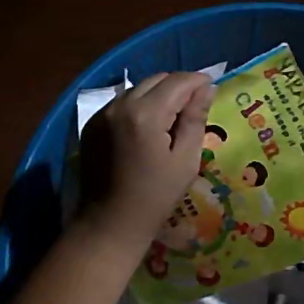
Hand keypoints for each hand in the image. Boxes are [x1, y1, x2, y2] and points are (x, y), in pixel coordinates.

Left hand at [78, 72, 215, 249]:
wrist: (109, 224)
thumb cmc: (155, 196)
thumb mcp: (185, 160)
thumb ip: (196, 119)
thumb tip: (207, 88)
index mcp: (146, 114)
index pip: (178, 81)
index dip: (199, 81)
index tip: (212, 89)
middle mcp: (120, 105)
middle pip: (156, 79)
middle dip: (178, 86)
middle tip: (194, 107)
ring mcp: (102, 114)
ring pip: (138, 89)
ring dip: (158, 95)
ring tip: (171, 119)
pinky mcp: (92, 124)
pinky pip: (122, 103)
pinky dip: (139, 106)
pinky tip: (148, 129)